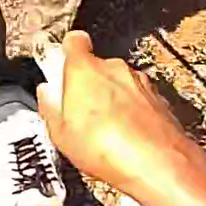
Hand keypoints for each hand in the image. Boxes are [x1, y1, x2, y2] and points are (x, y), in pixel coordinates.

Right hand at [35, 31, 205, 198]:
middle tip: (80, 113)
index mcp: (83, 69)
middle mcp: (114, 68)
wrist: (158, 163)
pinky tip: (126, 137)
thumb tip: (46, 96)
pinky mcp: (159, 98)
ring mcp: (139, 81)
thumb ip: (51, 108)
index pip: (74, 41)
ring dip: (112, 100)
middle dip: (89, 85)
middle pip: (96, 67)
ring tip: (105, 131)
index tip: (62, 68)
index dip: (68, 51)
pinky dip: (133, 112)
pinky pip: (139, 99)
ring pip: (119, 84)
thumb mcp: (60, 134)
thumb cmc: (107, 147)